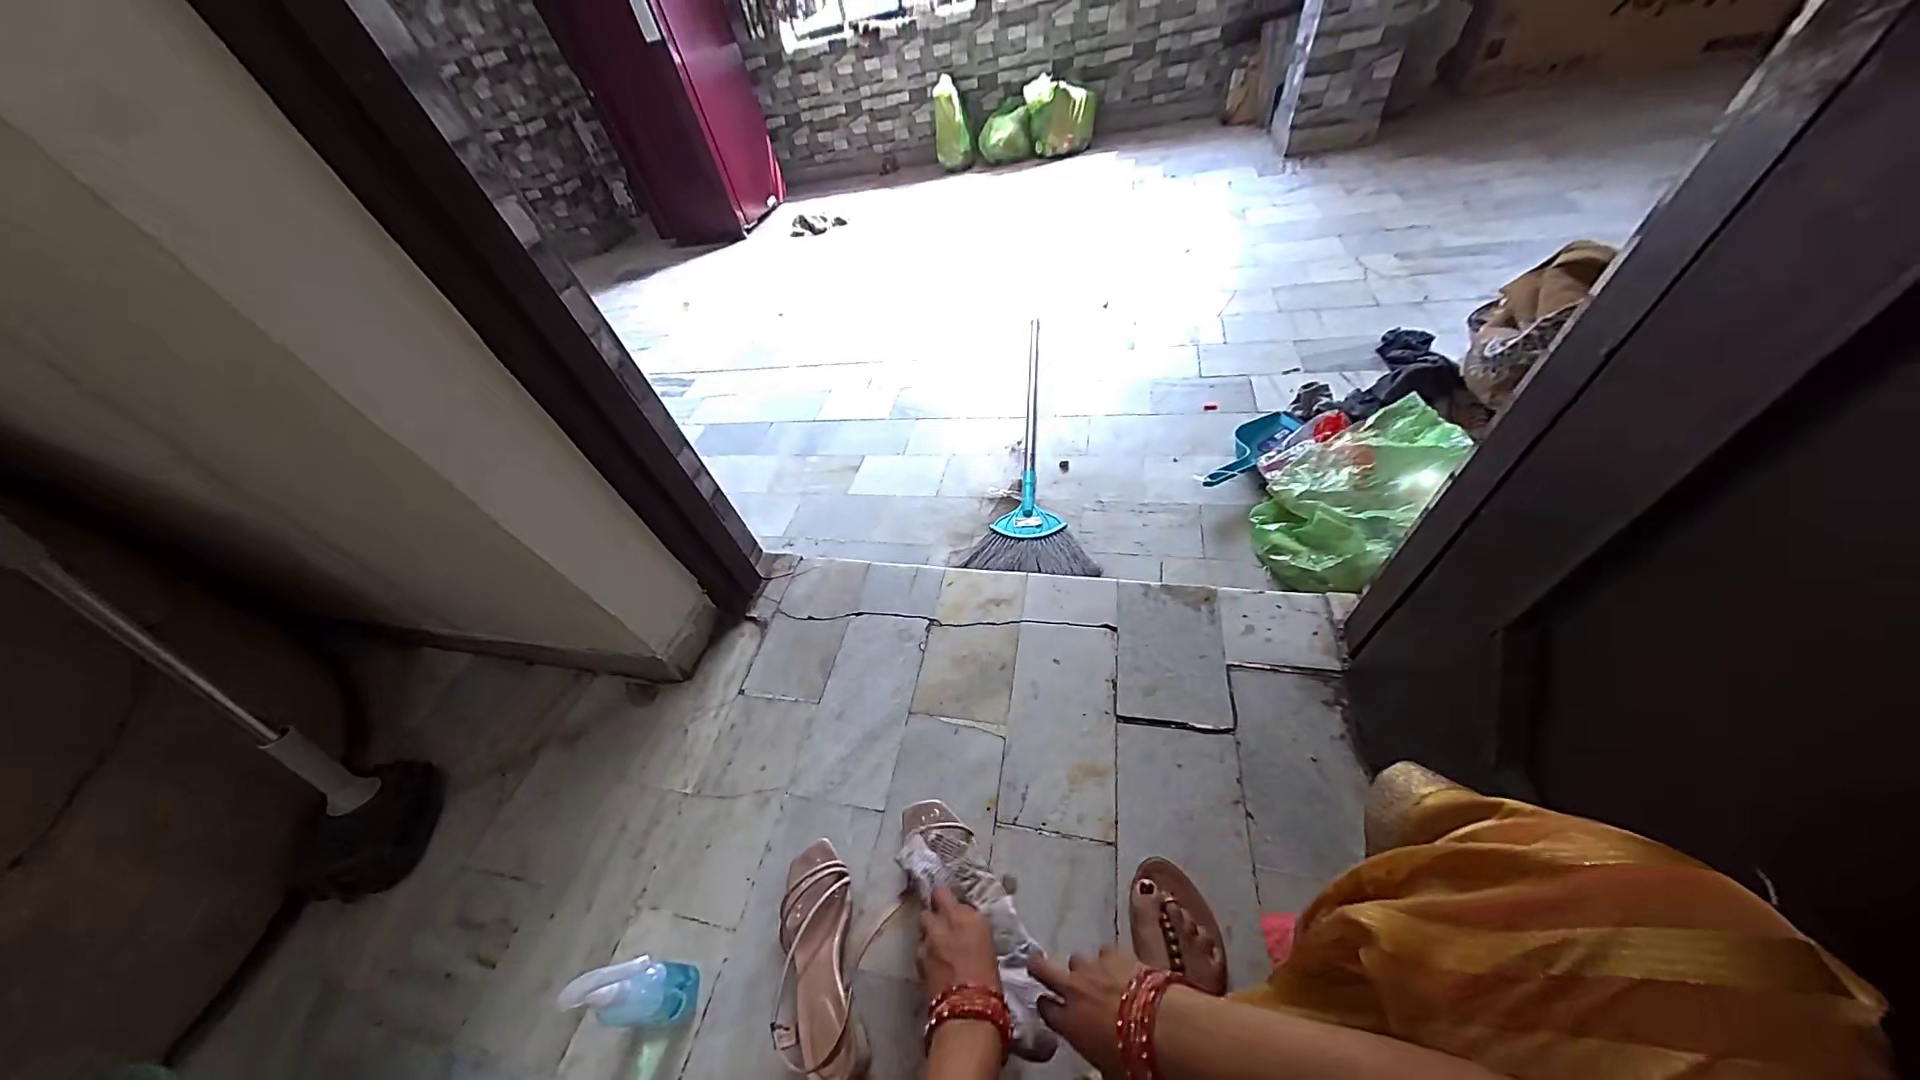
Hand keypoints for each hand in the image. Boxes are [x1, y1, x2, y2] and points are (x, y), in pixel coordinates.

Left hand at [916, 885, 1000, 1002]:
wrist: (968, 1008)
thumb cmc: (988, 978)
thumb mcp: (985, 941)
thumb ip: (969, 925)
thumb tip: (961, 922)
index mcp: (966, 915)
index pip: (944, 892)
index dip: (943, 898)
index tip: (947, 903)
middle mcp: (943, 921)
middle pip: (927, 908)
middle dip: (932, 914)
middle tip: (940, 924)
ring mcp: (927, 939)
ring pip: (921, 927)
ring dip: (927, 932)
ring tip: (935, 944)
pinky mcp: (918, 959)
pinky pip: (919, 947)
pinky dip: (924, 951)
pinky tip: (932, 962)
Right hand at [1032, 945, 1148, 1075]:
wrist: (1163, 1027)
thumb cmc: (1134, 1060)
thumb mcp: (1106, 1067)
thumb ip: (1091, 1049)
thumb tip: (1098, 1052)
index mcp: (1069, 1022)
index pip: (1045, 1008)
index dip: (1047, 1005)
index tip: (1049, 1005)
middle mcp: (1074, 989)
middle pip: (1044, 968)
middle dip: (1040, 966)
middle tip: (1039, 966)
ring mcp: (1093, 968)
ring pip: (1077, 958)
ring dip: (1084, 968)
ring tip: (1097, 977)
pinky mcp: (1115, 953)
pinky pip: (1104, 952)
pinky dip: (1110, 960)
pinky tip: (1121, 969)